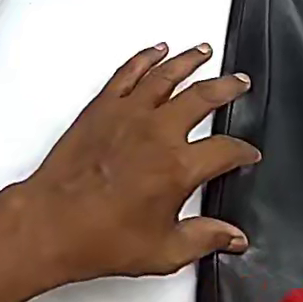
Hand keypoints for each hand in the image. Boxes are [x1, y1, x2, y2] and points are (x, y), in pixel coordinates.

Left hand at [0, 42, 260, 301]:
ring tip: (204, 50)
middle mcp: (156, 132)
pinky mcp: (103, 105)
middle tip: (239, 81)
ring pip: (167, 74)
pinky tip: (156, 50)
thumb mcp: (164, 250)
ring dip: (190, 59)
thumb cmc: (100, 235)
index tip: (248, 152)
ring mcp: (129, 113)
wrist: (54, 220)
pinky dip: (145, 57)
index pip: (225, 150)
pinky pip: (129, 71)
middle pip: (203, 96)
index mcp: (177, 167)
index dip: (243, 151)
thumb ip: (204, 238)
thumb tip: (231, 236)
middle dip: (228, 87)